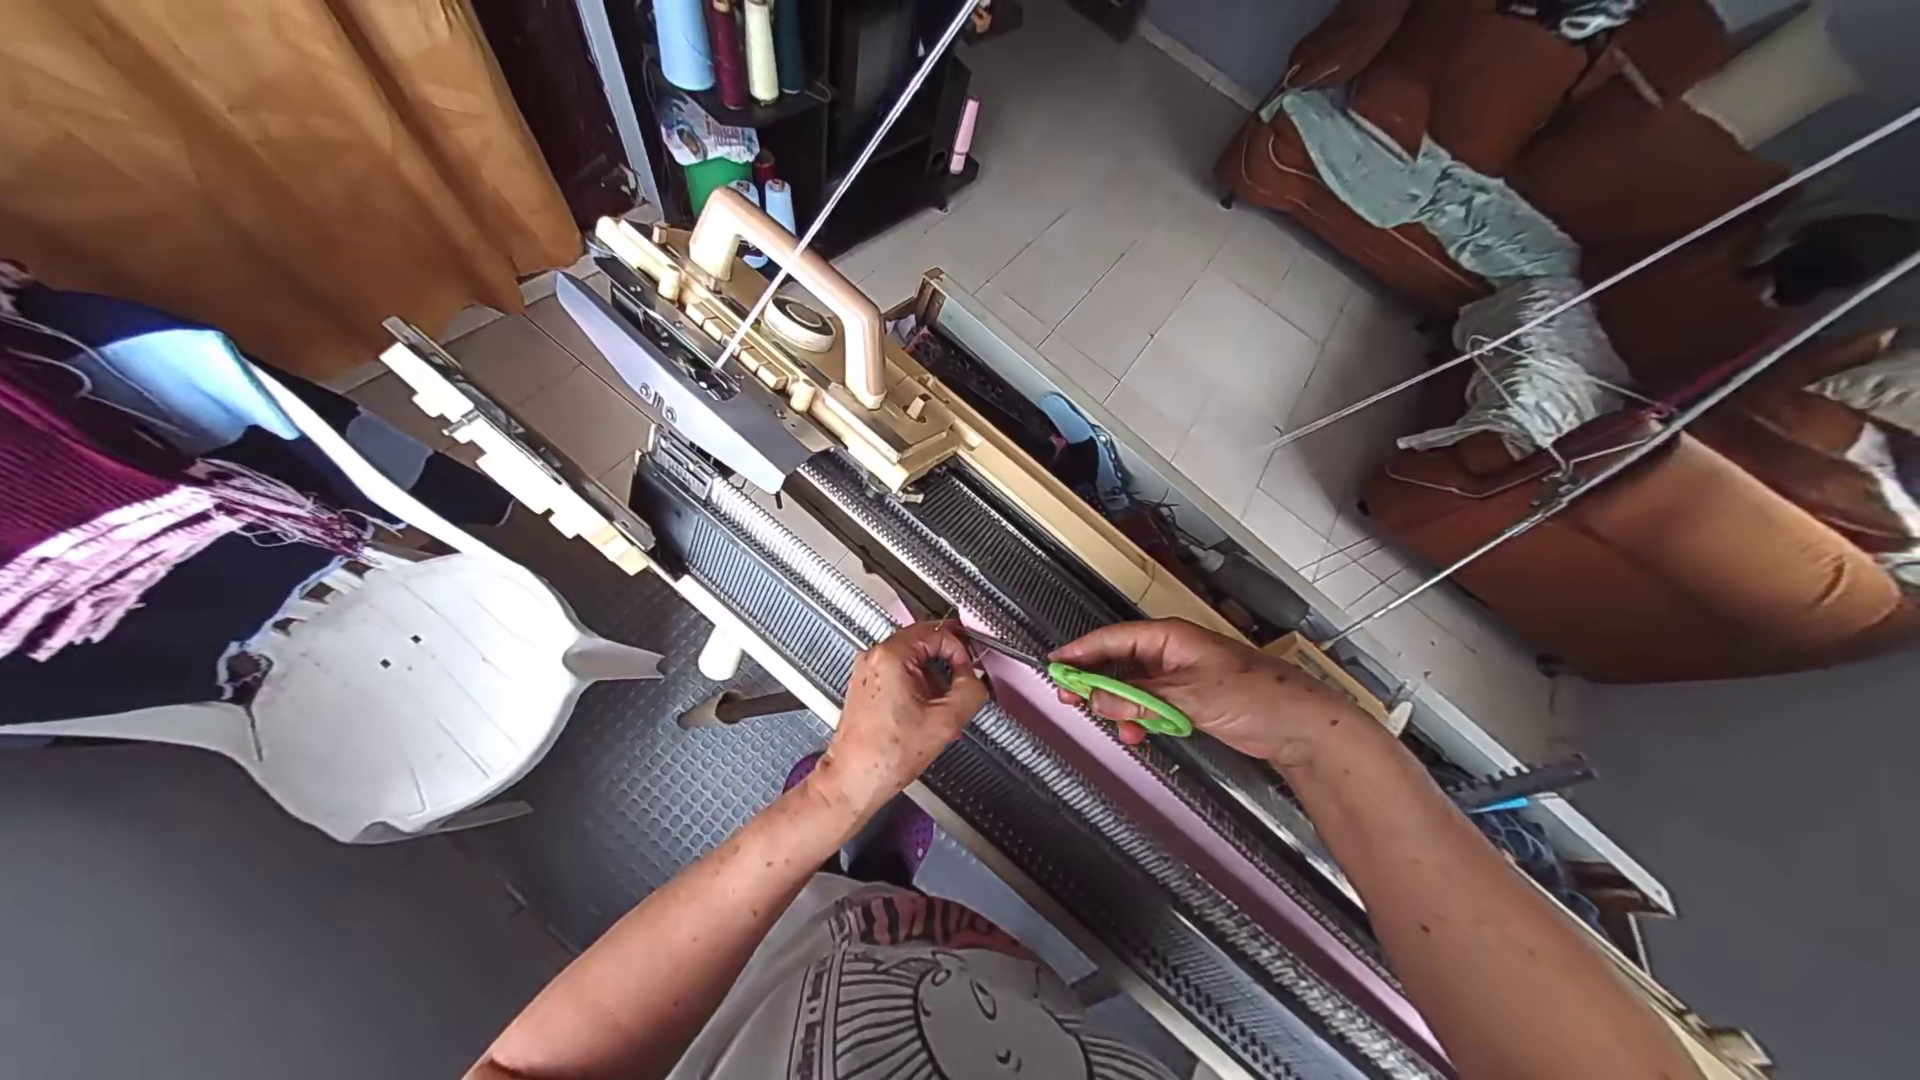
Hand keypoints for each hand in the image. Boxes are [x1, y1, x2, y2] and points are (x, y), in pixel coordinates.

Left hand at [813, 622, 988, 816]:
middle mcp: (874, 656)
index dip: (959, 651)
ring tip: (942, 709)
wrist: (853, 780)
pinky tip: (926, 715)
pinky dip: (917, 687)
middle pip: (923, 642)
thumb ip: (970, 690)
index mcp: (891, 655)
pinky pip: (898, 674)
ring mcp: (866, 670)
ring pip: (912, 659)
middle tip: (961, 686)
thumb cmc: (886, 755)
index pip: (937, 632)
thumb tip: (976, 678)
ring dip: (933, 678)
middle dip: (947, 664)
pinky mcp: (865, 686)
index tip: (967, 672)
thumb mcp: (946, 721)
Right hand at [1051, 618, 1363, 764]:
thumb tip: (1098, 698)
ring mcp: (1179, 677)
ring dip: (1120, 708)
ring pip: (1132, 688)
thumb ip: (1139, 698)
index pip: (1112, 639)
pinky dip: (1140, 720)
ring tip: (1116, 725)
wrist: (1302, 727)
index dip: (1080, 651)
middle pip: (1118, 663)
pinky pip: (1150, 706)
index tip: (1056, 663)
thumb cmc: (1261, 695)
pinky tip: (1140, 732)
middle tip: (1072, 698)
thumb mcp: (1189, 696)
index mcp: (1170, 637)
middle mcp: (1171, 653)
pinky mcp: (1189, 700)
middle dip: (1095, 682)